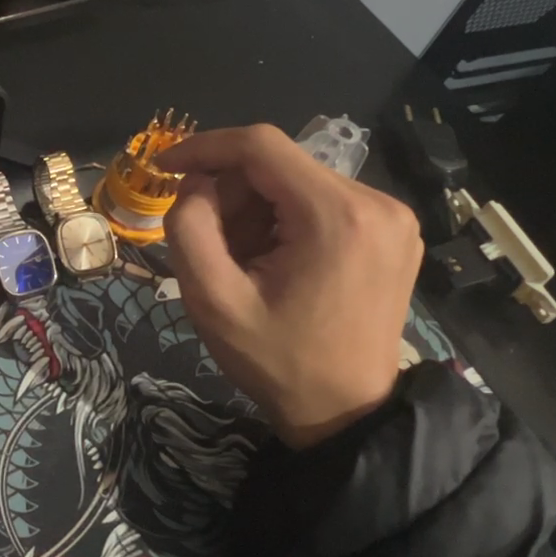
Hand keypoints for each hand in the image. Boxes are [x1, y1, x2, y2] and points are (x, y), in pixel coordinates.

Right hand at [158, 124, 421, 448]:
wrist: (345, 412)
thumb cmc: (276, 360)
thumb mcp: (212, 299)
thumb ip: (189, 227)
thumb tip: (196, 184)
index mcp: (337, 215)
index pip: (261, 145)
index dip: (204, 146)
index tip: (164, 167)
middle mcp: (376, 202)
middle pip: (279, 164)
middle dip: (229, 192)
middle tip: (206, 240)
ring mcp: (391, 217)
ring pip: (296, 182)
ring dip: (254, 208)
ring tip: (240, 260)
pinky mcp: (391, 232)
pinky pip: (320, 202)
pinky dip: (282, 219)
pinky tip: (271, 259)